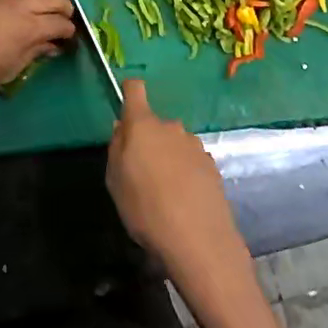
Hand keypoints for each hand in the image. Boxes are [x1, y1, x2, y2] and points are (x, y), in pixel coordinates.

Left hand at [0, 0, 74, 106]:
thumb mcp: (11, 68)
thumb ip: (35, 52)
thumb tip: (51, 45)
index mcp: (29, 25)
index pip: (61, 22)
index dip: (69, 32)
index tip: (70, 41)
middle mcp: (20, 5)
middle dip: (64, 9)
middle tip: (64, 25)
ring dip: (46, 1)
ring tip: (46, 17)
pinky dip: (28, 1)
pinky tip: (22, 17)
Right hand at [107, 79, 248, 275]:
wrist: (198, 238)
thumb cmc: (145, 208)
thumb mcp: (115, 181)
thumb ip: (117, 148)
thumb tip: (122, 127)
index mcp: (143, 125)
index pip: (135, 90)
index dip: (129, 93)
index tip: (126, 108)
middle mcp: (172, 127)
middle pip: (155, 124)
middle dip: (147, 141)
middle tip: (140, 174)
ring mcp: (195, 144)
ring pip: (174, 143)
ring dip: (167, 158)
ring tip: (163, 193)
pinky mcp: (212, 164)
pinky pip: (190, 160)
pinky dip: (185, 172)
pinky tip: (183, 200)